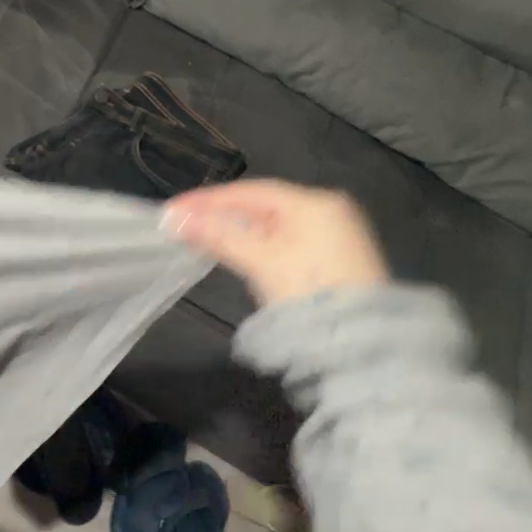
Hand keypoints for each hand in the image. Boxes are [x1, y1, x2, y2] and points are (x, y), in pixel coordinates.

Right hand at [163, 179, 389, 307]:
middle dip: (218, 213)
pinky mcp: (329, 255)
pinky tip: (230, 247)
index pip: (250, 191)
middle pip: (260, 205)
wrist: (358, 340)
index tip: (173, 208)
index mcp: (314, 203)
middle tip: (182, 221)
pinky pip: (281, 238)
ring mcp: (331, 233)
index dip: (207, 199)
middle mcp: (326, 210)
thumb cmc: (308, 289)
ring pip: (269, 223)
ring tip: (198, 234)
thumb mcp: (258, 260)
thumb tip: (173, 219)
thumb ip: (215, 235)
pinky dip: (252, 240)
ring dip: (233, 228)